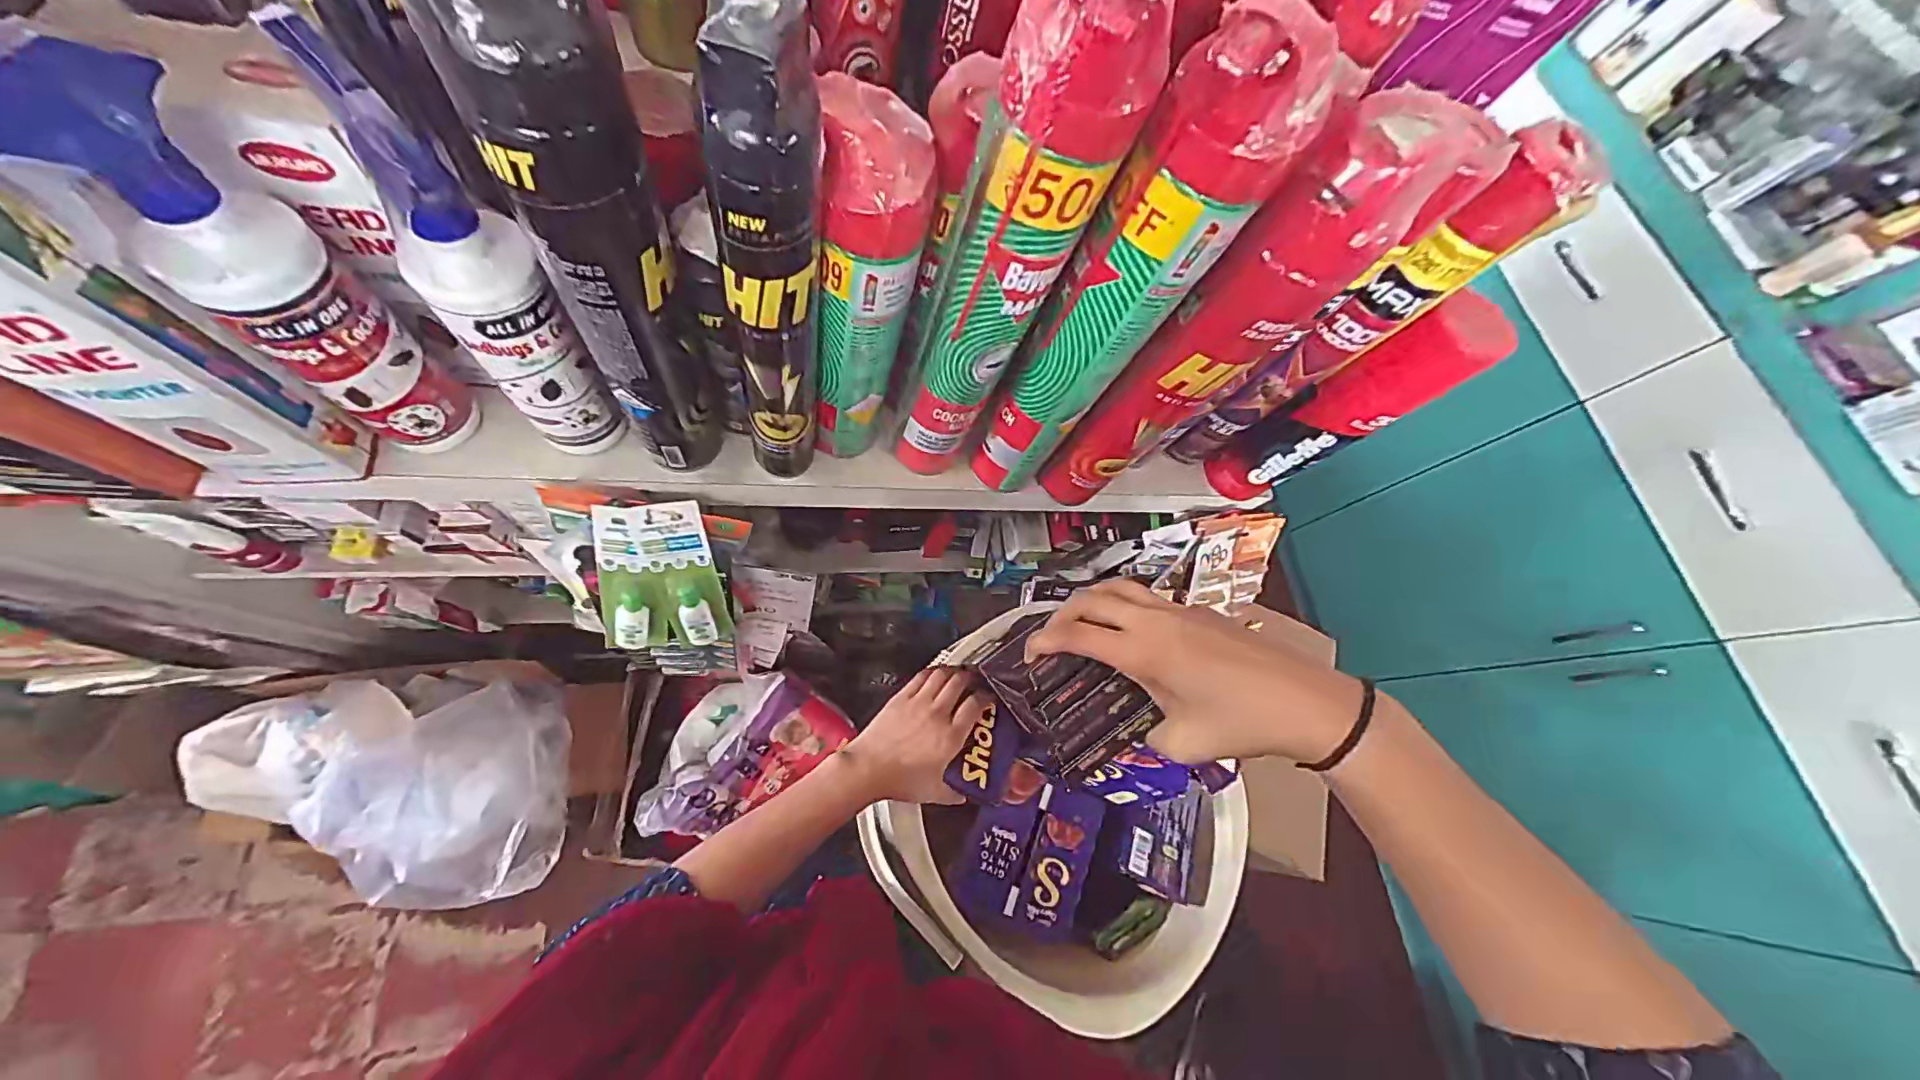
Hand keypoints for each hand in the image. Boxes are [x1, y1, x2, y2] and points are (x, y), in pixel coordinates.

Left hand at [838, 667, 990, 804]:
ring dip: (954, 672)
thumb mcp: (937, 793)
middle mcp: (937, 715)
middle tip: (975, 681)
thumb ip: (957, 791)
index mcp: (950, 736)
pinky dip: (932, 672)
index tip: (988, 699)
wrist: (867, 770)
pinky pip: (921, 676)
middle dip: (972, 679)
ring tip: (958, 674)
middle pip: (961, 682)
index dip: (986, 697)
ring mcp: (918, 703)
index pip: (976, 704)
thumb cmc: (898, 781)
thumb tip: (965, 792)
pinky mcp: (901, 699)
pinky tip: (934, 675)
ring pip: (942, 675)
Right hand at [1026, 579, 1365, 763]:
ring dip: (1091, 600)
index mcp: (1144, 652)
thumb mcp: (1182, 744)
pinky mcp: (1199, 611)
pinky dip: (1122, 603)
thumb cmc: (1244, 724)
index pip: (1078, 635)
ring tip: (1081, 621)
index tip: (1030, 654)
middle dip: (1061, 614)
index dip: (1045, 641)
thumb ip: (1146, 735)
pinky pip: (1147, 595)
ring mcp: (1179, 610)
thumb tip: (1139, 729)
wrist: (1306, 702)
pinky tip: (1130, 628)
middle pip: (1092, 599)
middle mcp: (1156, 621)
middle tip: (1050, 637)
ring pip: (1120, 587)